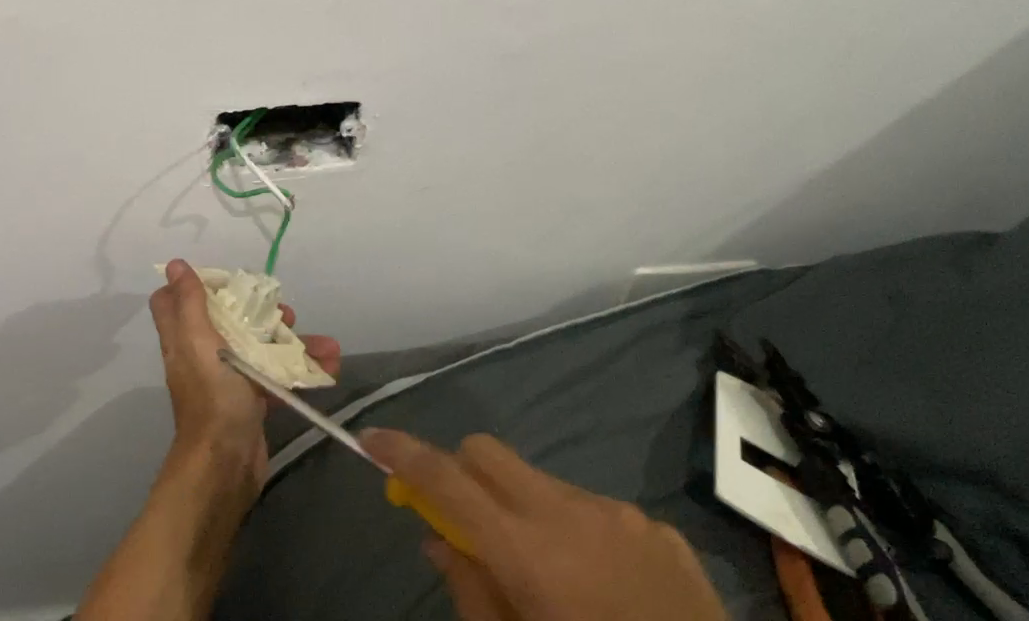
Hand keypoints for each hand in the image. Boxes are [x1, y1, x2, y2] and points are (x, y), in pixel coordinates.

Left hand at [148, 259, 341, 491]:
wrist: (226, 465)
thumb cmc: (212, 398)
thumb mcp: (199, 343)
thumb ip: (189, 304)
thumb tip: (174, 265)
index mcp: (184, 340)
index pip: (174, 303)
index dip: (195, 287)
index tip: (228, 280)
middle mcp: (203, 356)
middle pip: (227, 321)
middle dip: (260, 313)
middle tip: (286, 313)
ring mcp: (229, 379)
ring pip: (259, 348)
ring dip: (294, 343)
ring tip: (327, 345)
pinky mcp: (252, 401)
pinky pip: (277, 376)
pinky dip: (302, 371)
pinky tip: (329, 368)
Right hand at [361, 430, 726, 620]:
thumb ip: (471, 589)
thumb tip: (438, 538)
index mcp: (527, 551)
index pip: (445, 481)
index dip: (402, 454)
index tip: (370, 438)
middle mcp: (569, 513)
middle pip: (486, 452)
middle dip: (459, 471)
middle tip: (459, 517)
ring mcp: (619, 514)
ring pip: (540, 481)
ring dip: (520, 507)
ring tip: (547, 572)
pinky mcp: (658, 527)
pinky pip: (595, 509)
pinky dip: (575, 531)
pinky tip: (602, 585)